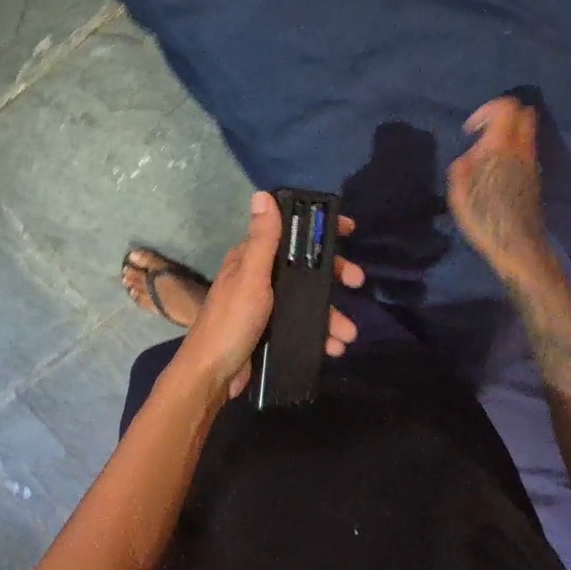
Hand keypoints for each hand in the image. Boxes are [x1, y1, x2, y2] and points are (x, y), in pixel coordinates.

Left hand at [171, 192, 365, 397]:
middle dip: (334, 277)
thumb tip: (262, 194)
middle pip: (305, 269)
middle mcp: (259, 279)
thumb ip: (261, 241)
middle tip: (357, 282)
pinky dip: (321, 335)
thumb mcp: (249, 278)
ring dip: (332, 316)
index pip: (289, 234)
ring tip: (347, 336)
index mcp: (251, 260)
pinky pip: (303, 326)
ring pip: (308, 302)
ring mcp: (266, 308)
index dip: (318, 231)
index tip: (348, 231)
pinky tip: (334, 348)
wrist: (213, 375)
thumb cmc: (230, 322)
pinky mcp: (272, 333)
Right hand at [447, 98, 549, 277]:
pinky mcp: (536, 175)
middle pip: (523, 112)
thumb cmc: (484, 218)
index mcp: (501, 146)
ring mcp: (533, 161)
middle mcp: (522, 148)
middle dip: (503, 115)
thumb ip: (463, 165)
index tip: (470, 131)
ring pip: (528, 130)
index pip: (505, 107)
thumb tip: (471, 156)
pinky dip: (515, 148)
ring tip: (490, 153)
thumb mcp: (459, 192)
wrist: (516, 244)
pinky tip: (499, 169)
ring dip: (510, 132)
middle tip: (484, 133)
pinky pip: (528, 147)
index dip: (486, 110)